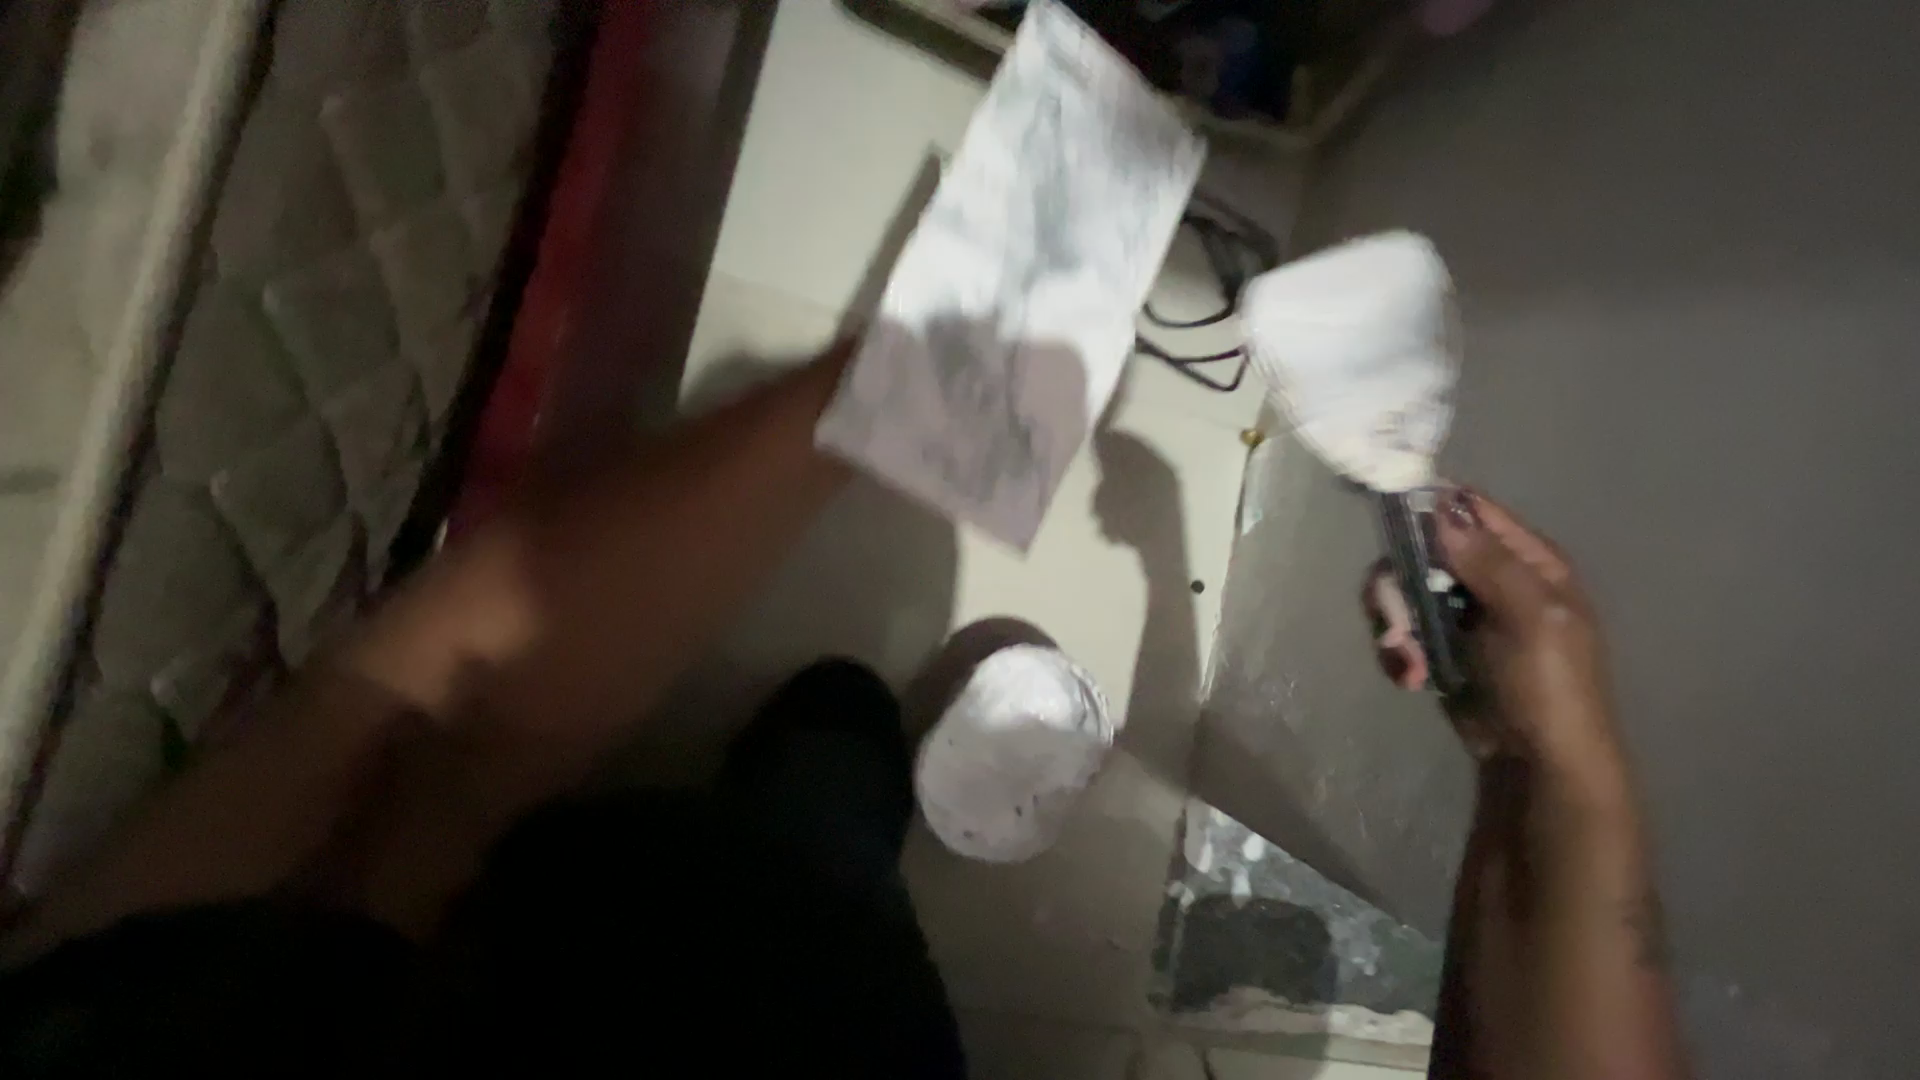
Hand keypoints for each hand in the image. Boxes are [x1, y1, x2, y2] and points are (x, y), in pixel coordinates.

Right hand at [1366, 489, 1621, 771]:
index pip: (1469, 510)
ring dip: (1395, 630)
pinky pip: (1398, 628)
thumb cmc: (1549, 686)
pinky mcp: (1435, 642)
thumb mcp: (1532, 619)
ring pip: (1399, 592)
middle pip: (1416, 552)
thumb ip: (1490, 563)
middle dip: (1398, 592)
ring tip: (1409, 666)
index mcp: (1527, 561)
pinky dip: (1397, 653)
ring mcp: (1458, 611)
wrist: (1536, 761)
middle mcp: (1487, 577)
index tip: (1388, 518)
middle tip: (1400, 628)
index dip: (1427, 507)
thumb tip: (1441, 508)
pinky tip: (1410, 678)